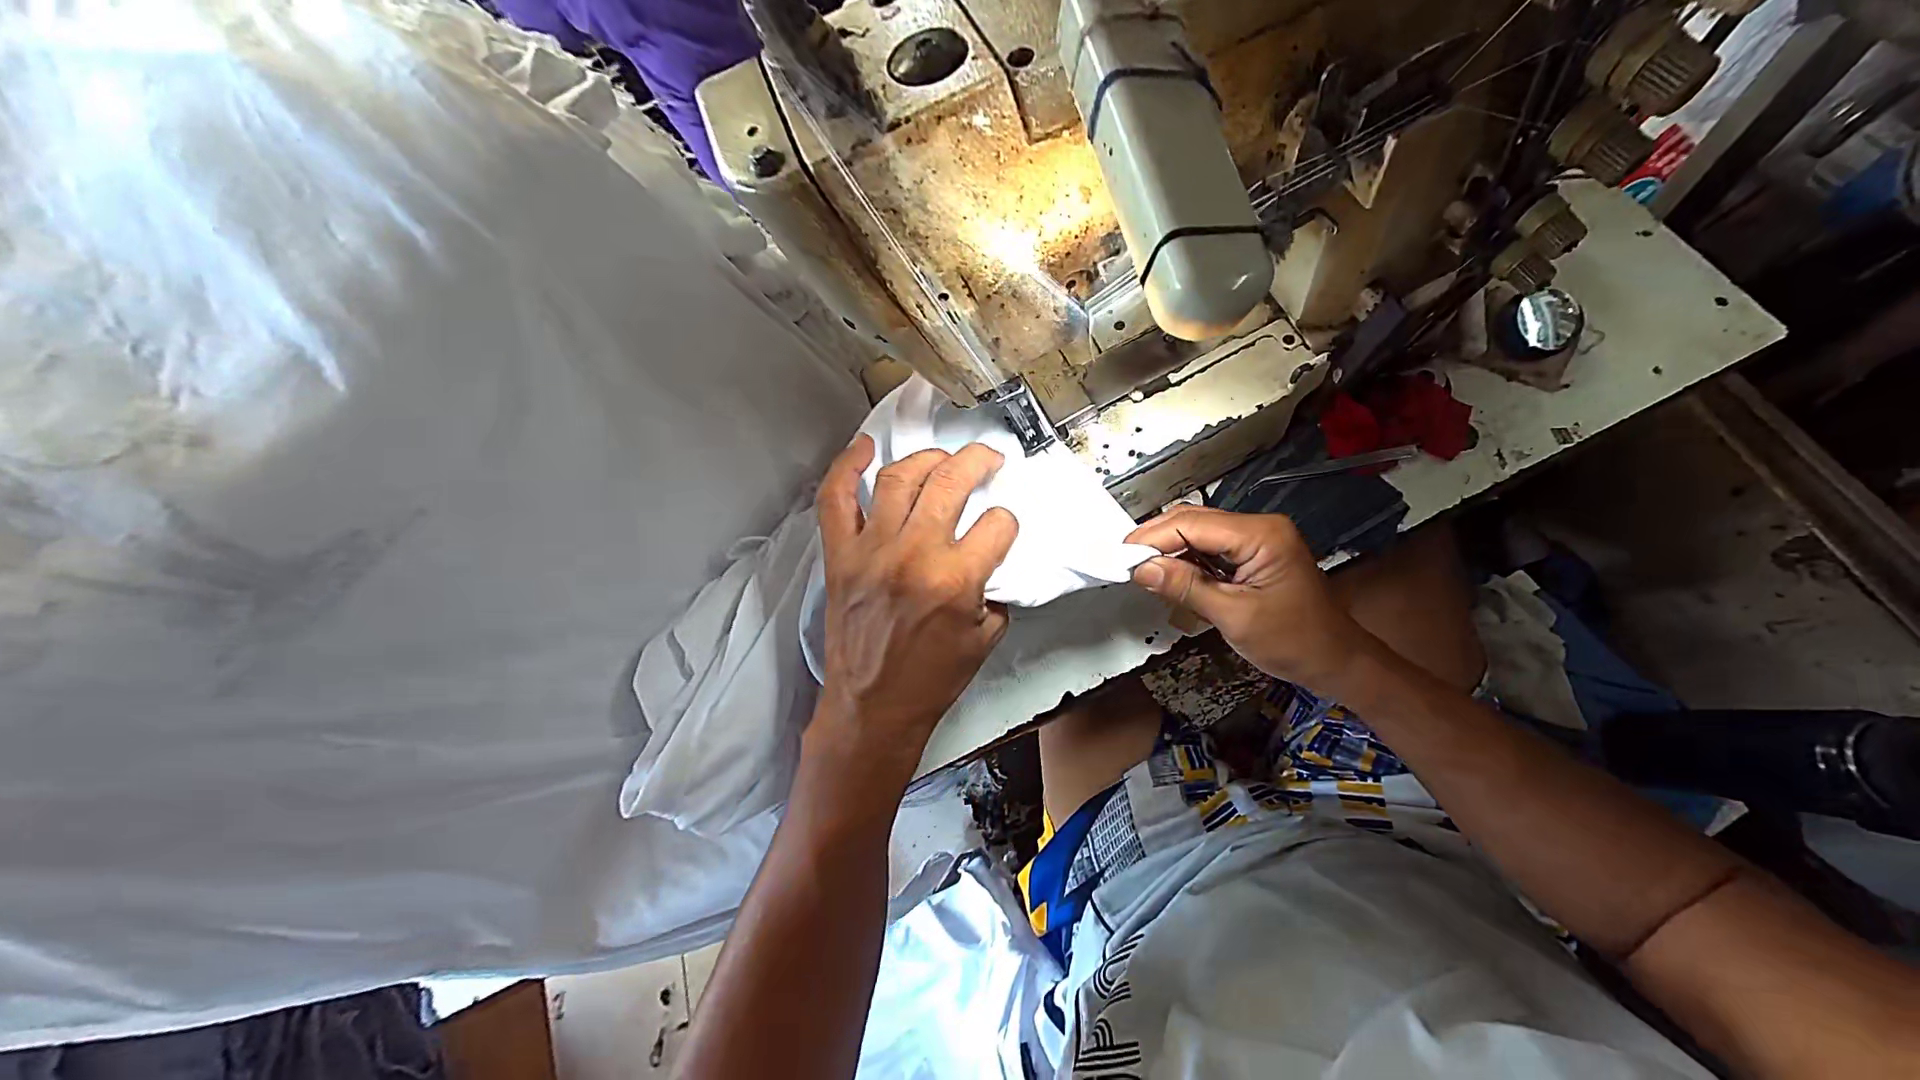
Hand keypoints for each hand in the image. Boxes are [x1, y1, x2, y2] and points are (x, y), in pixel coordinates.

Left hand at [815, 435, 1018, 769]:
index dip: (1006, 522)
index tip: (1001, 526)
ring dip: (926, 458)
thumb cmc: (930, 679)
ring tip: (941, 458)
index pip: (997, 524)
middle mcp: (914, 555)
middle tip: (987, 459)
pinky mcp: (840, 555)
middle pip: (951, 482)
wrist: (874, 706)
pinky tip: (864, 448)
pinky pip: (836, 499)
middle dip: (978, 461)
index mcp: (956, 580)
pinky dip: (846, 467)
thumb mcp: (985, 639)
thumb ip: (995, 590)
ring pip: (899, 478)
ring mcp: (872, 550)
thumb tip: (992, 555)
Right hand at [1126, 507, 1370, 691]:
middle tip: (1126, 564)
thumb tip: (1142, 569)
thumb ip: (1186, 587)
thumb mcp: (1234, 616)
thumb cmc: (1294, 641)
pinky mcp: (1252, 553)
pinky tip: (1169, 576)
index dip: (1152, 539)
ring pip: (1197, 532)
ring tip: (1141, 572)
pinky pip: (1209, 548)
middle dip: (1156, 541)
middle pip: (1192, 521)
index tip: (1121, 558)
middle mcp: (1259, 527)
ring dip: (1168, 550)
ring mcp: (1256, 539)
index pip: (1191, 525)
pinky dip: (1185, 560)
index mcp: (1261, 534)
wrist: (1336, 661)